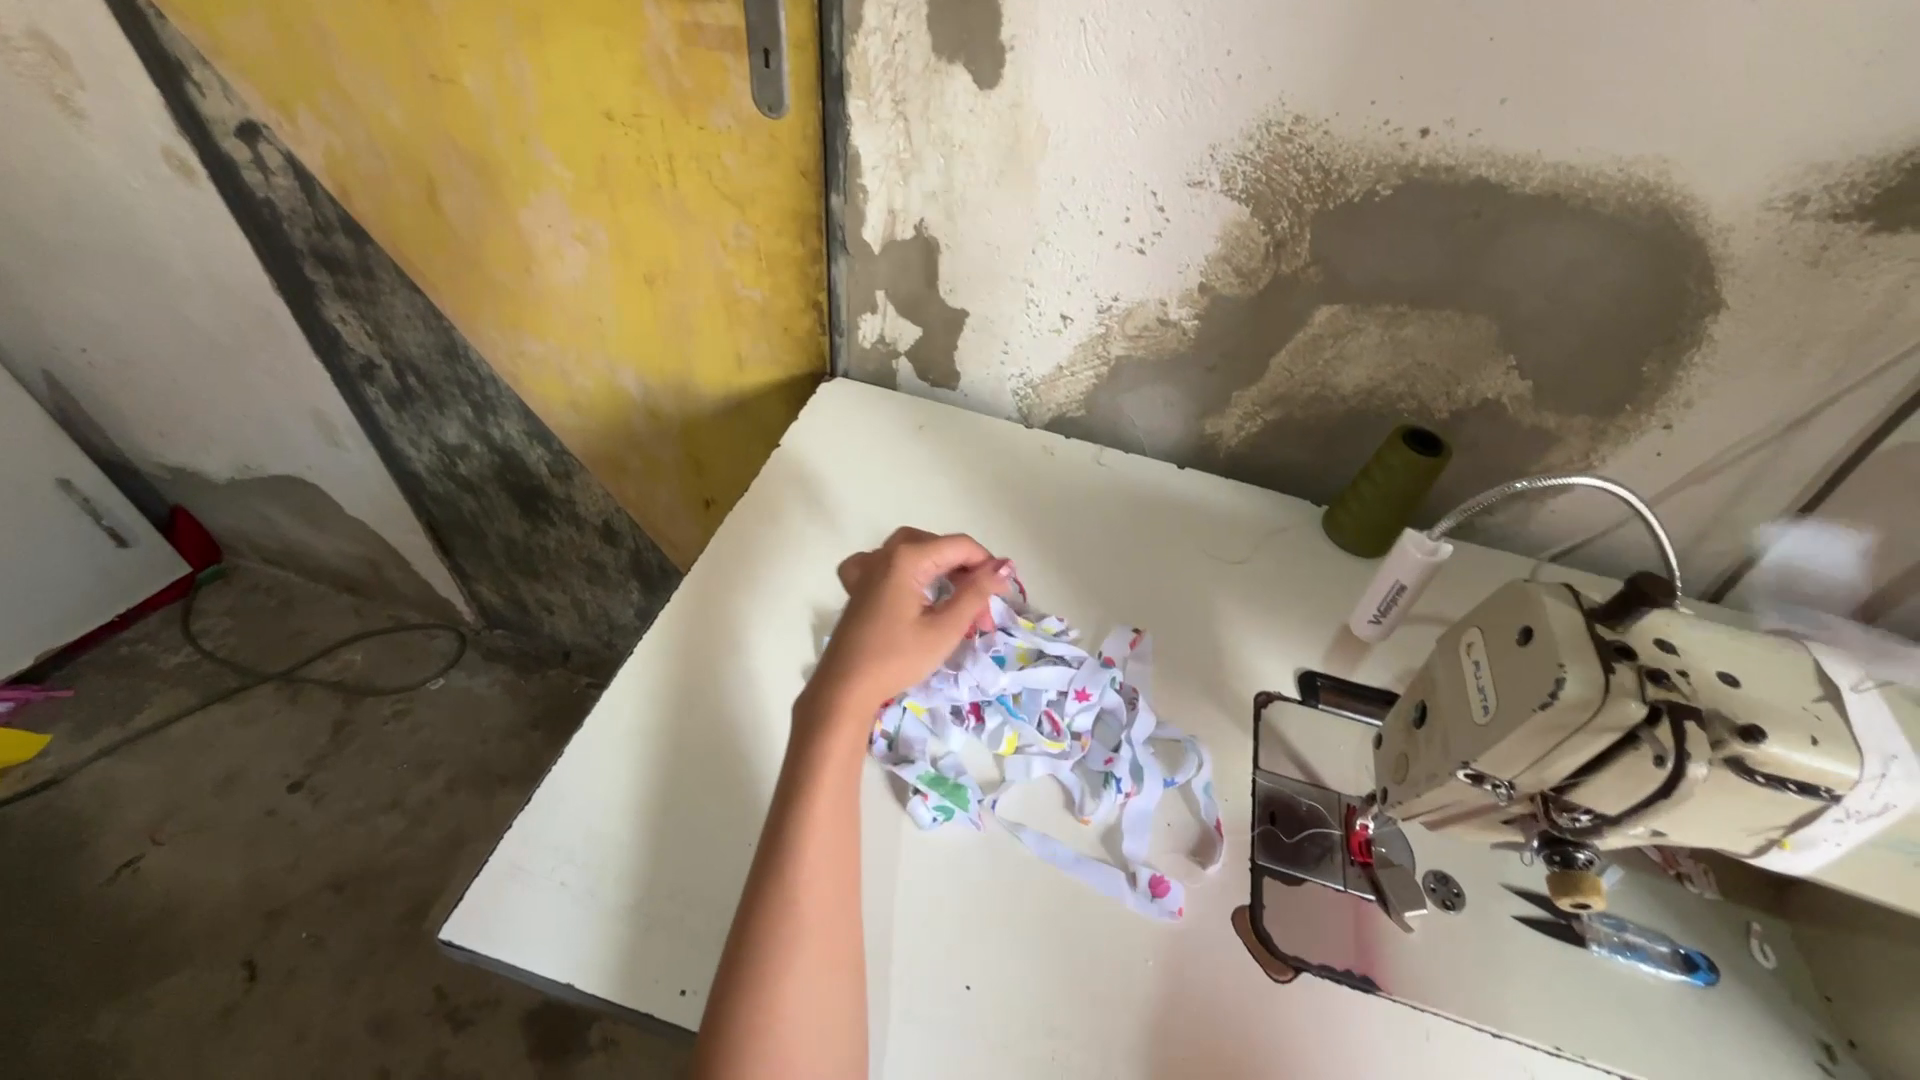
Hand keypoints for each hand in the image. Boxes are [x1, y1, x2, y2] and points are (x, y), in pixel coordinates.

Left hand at [805, 527, 1012, 719]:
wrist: (846, 688)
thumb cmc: (897, 659)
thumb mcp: (945, 628)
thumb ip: (976, 593)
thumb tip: (1005, 566)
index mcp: (908, 558)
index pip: (961, 546)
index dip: (987, 566)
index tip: (1002, 596)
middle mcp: (885, 554)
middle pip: (938, 546)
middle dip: (965, 572)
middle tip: (979, 609)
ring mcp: (866, 568)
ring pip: (912, 550)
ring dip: (938, 568)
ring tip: (953, 597)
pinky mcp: (857, 587)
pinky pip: (882, 563)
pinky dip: (900, 568)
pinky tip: (906, 585)